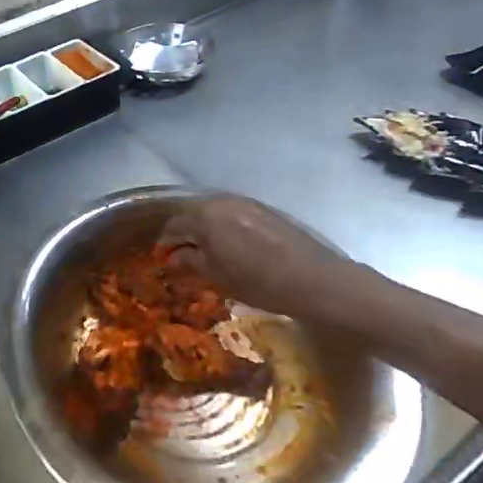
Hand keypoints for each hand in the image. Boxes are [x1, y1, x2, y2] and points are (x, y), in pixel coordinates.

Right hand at [162, 194, 366, 319]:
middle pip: (192, 215)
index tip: (163, 260)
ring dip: (206, 230)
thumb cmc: (260, 281)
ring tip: (208, 252)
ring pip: (214, 213)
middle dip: (185, 234)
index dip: (165, 244)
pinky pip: (234, 215)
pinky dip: (226, 228)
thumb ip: (190, 261)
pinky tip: (233, 246)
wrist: (319, 281)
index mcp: (203, 215)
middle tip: (183, 256)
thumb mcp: (217, 276)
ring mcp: (246, 203)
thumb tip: (173, 257)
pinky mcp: (266, 210)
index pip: (173, 226)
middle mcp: (221, 201)